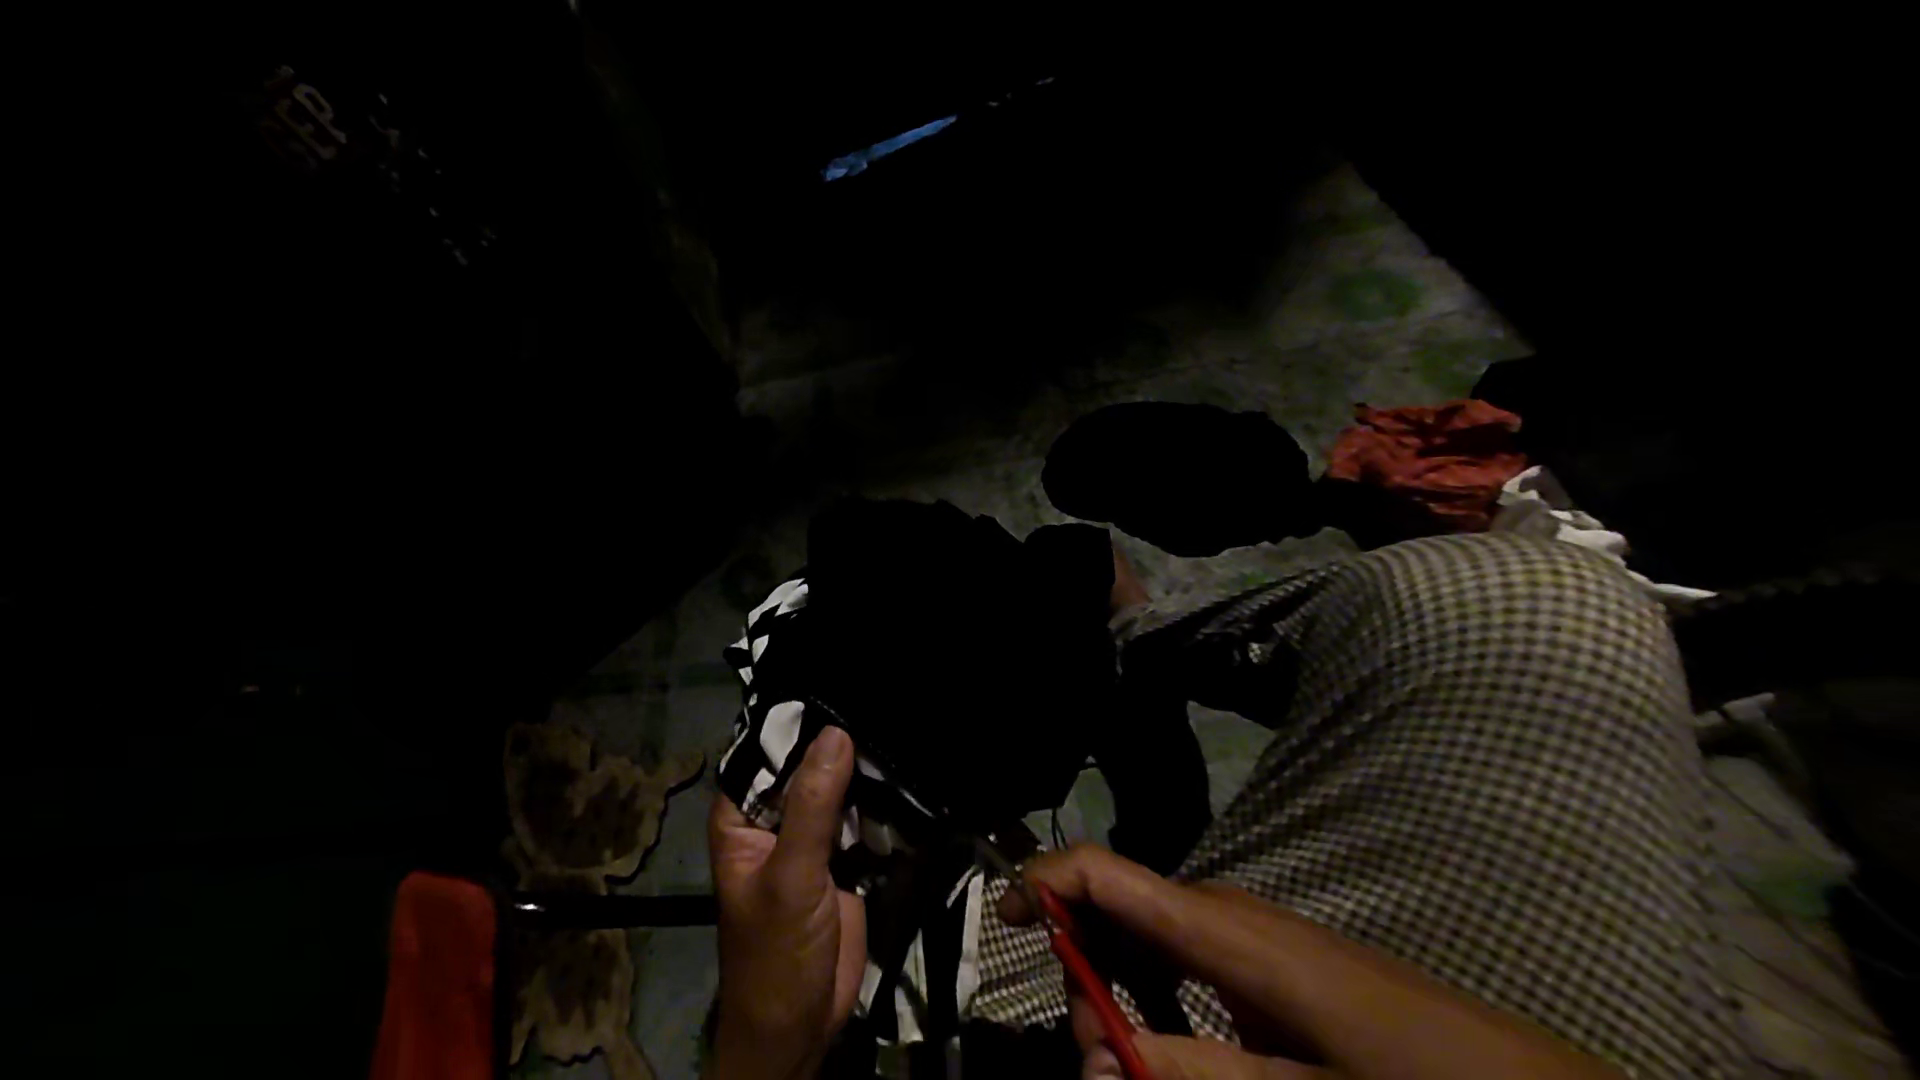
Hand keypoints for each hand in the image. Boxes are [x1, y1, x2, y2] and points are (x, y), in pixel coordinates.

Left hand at [708, 726, 865, 1079]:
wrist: (803, 1026)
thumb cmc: (775, 953)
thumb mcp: (791, 875)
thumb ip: (812, 806)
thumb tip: (835, 734)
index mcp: (742, 817)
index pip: (765, 753)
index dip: (798, 723)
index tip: (839, 693)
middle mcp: (775, 818)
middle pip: (807, 765)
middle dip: (840, 744)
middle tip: (882, 710)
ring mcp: (813, 836)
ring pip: (840, 787)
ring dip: (866, 769)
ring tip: (899, 732)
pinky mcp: (846, 855)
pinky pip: (864, 815)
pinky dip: (883, 800)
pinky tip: (907, 773)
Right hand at [999, 846, 1617, 1079]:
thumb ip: (1187, 1073)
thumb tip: (1093, 1064)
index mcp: (1222, 928)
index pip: (1107, 871)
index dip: (1045, 881)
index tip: (1005, 918)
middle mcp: (1222, 912)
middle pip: (1114, 910)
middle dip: (1082, 973)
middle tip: (1099, 1059)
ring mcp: (1242, 934)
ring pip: (1143, 939)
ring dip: (1117, 993)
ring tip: (1131, 1058)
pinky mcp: (1260, 960)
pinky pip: (1179, 961)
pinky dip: (1154, 997)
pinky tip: (1169, 1046)